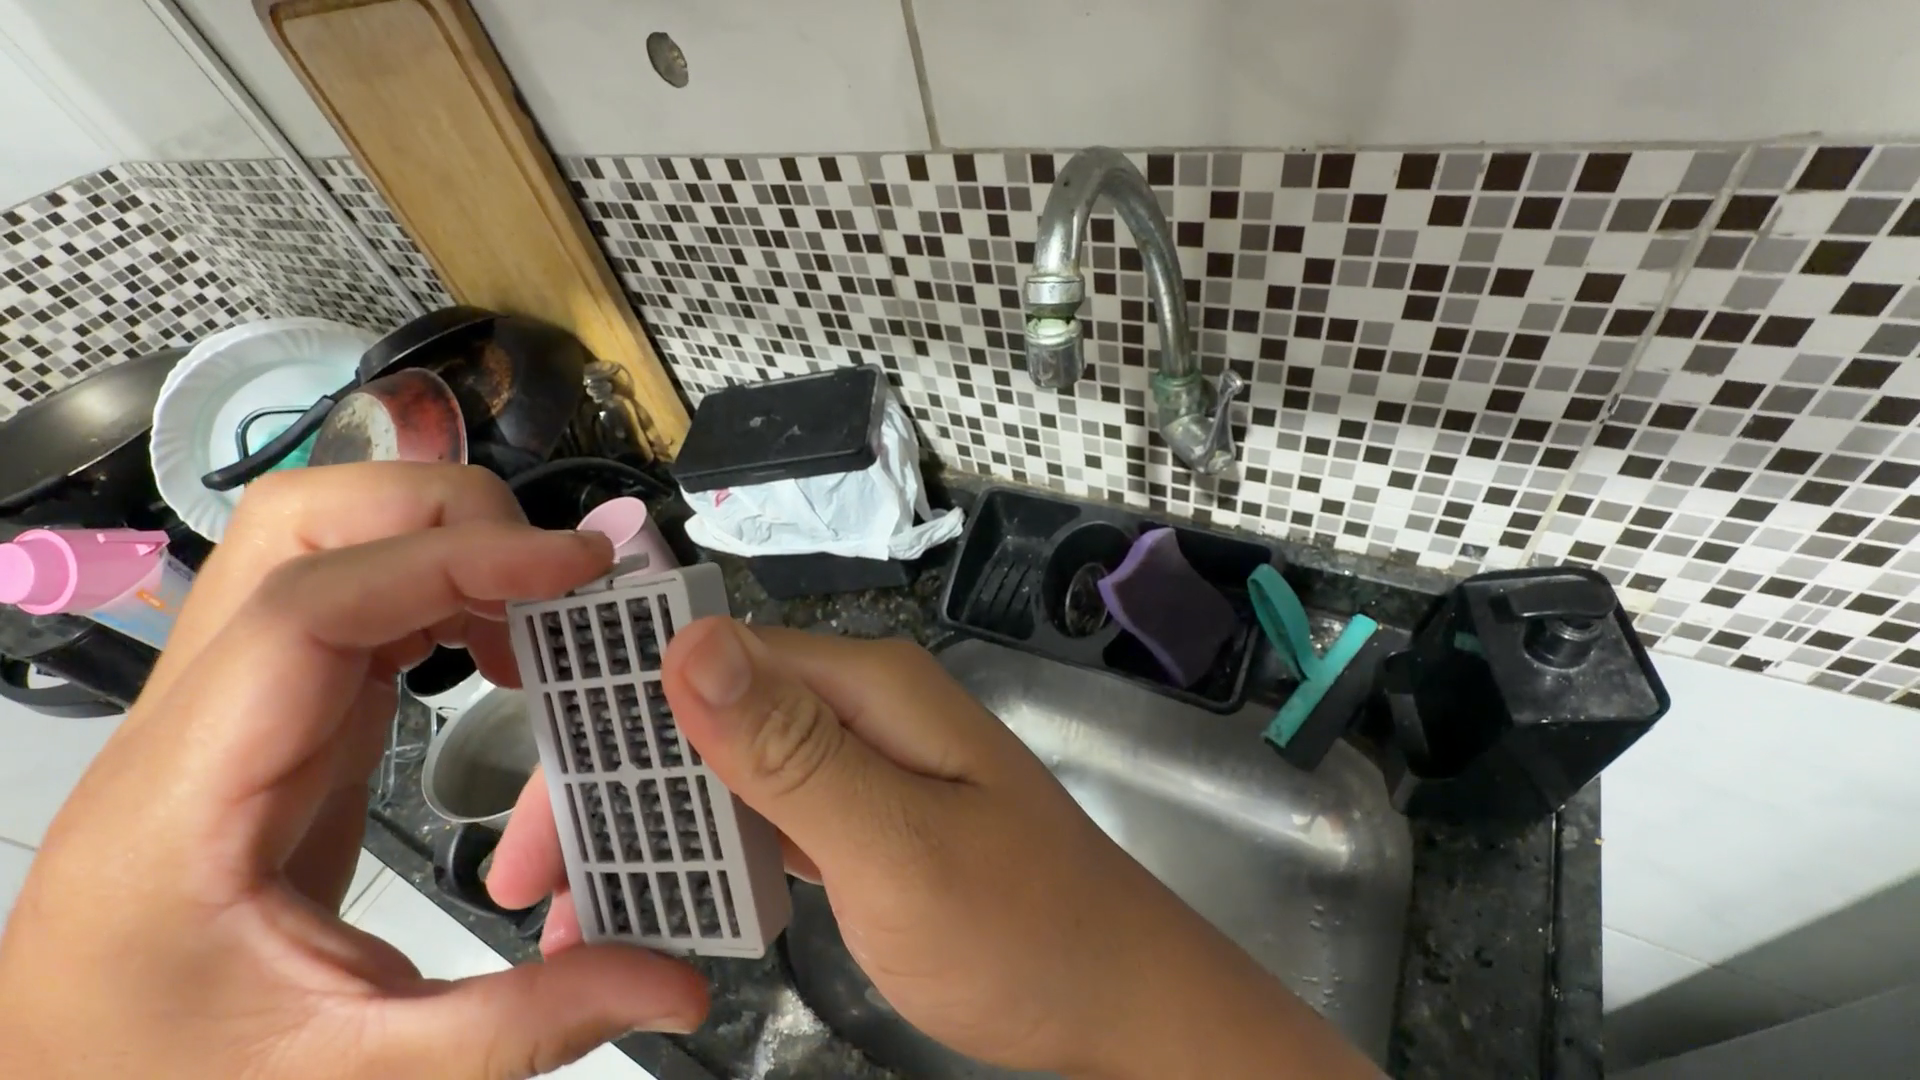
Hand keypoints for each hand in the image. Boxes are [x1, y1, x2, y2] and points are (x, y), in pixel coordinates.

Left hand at [0, 465, 708, 1079]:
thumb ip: (530, 1023)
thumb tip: (683, 984)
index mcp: (185, 802)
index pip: (309, 607)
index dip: (457, 560)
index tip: (581, 569)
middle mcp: (199, 728)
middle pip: (296, 530)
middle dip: (445, 515)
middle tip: (561, 574)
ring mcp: (243, 712)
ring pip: (331, 548)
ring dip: (455, 546)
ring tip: (548, 609)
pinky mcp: (289, 720)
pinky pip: (368, 606)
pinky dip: (453, 593)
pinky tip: (508, 649)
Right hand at [490, 620, 1378, 1078]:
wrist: (1115, 994)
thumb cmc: (1017, 927)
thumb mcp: (894, 843)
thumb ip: (791, 747)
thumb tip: (691, 638)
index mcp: (868, 687)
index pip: (711, 668)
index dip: (615, 733)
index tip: (539, 823)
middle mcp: (864, 706)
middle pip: (715, 716)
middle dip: (623, 791)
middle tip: (539, 887)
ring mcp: (868, 759)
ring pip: (736, 769)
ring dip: (660, 829)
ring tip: (585, 909)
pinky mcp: (869, 811)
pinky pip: (773, 814)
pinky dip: (717, 854)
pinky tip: (673, 900)